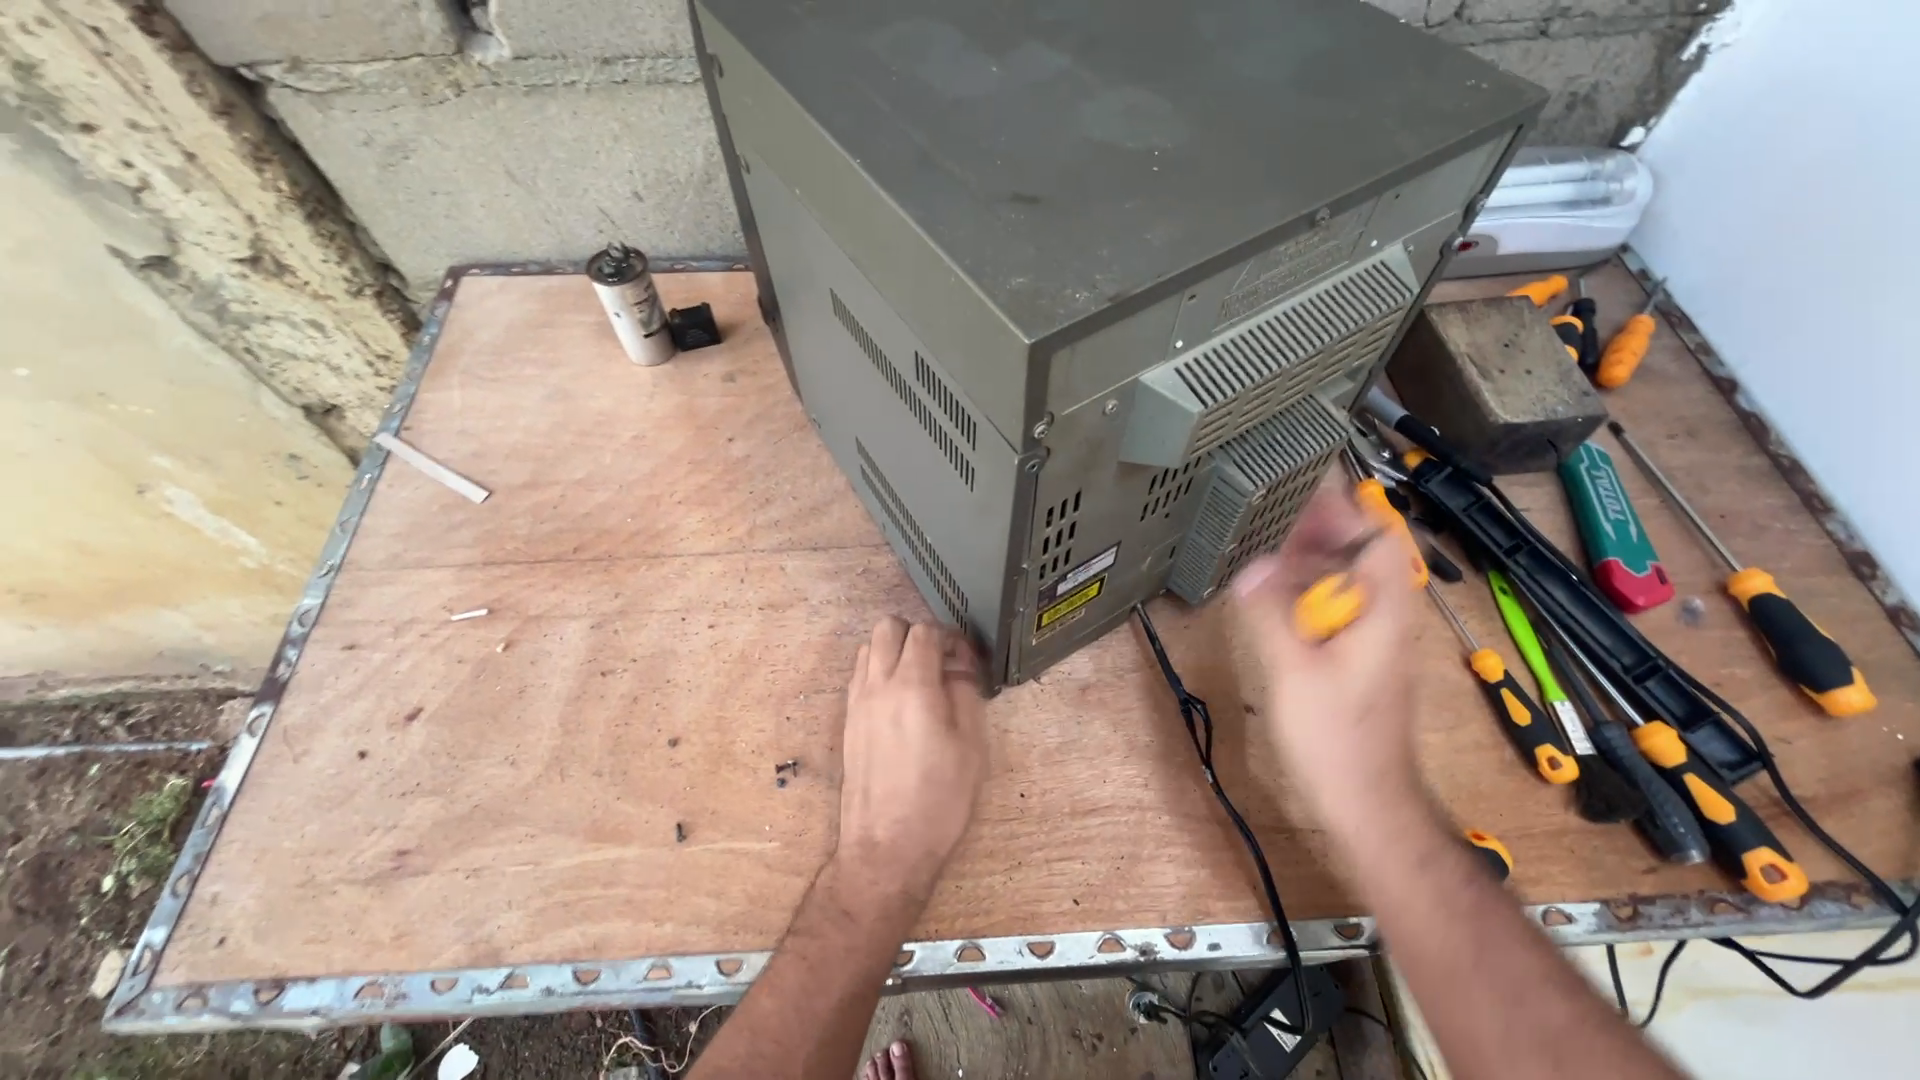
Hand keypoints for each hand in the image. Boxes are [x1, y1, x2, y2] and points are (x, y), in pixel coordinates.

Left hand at [833, 617, 987, 895]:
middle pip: (888, 627)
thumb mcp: (972, 747)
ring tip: (920, 681)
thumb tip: (958, 669)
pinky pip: (860, 677)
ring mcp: (857, 703)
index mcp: (912, 687)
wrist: (887, 847)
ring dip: (894, 651)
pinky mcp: (847, 722)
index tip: (965, 660)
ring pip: (868, 648)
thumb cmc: (938, 800)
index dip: (950, 638)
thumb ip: (965, 694)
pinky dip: (879, 673)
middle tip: (941, 662)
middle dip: (917, 635)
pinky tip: (901, 703)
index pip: (925, 632)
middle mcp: (877, 686)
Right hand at [1231, 480, 1422, 829]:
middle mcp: (1386, 621)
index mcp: (1380, 613)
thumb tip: (1253, 569)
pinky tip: (1281, 598)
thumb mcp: (1294, 672)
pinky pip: (1342, 610)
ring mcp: (1378, 643)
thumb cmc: (1336, 739)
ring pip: (1353, 583)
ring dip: (1318, 559)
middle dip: (1327, 528)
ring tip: (1275, 545)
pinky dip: (1314, 592)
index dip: (1349, 507)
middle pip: (1365, 556)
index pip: (1378, 539)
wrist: (1368, 801)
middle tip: (1283, 509)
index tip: (1314, 481)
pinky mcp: (1362, 663)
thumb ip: (1272, 615)